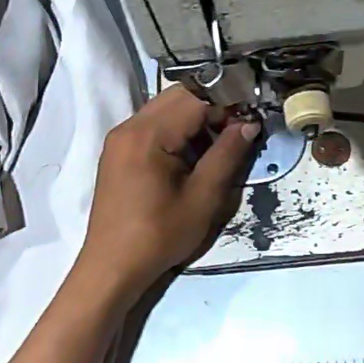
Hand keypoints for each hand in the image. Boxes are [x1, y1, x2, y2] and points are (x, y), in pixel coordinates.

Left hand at [75, 84, 258, 297]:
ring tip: (217, 148)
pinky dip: (176, 131)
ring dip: (194, 119)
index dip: (228, 104)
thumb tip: (248, 125)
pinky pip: (152, 126)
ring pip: (165, 109)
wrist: (112, 266)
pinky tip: (191, 158)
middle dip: (212, 107)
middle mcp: (129, 127)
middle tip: (237, 133)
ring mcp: (119, 138)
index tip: (251, 121)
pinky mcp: (117, 152)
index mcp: (147, 134)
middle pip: (178, 96)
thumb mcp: (202, 198)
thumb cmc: (158, 236)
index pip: (195, 98)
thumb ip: (226, 155)